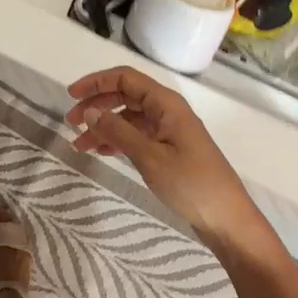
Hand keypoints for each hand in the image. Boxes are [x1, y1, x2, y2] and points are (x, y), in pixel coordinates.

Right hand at [67, 67, 270, 250]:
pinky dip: (117, 140)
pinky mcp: (170, 150)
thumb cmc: (190, 183)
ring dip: (104, 126)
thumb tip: (89, 111)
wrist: (227, 219)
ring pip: (129, 118)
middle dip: (96, 105)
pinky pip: (137, 135)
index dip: (96, 82)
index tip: (71, 95)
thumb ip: (117, 131)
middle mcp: (167, 110)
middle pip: (125, 96)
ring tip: (79, 144)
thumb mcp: (149, 157)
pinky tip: (100, 152)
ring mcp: (169, 130)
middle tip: (71, 123)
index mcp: (166, 103)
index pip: (125, 78)